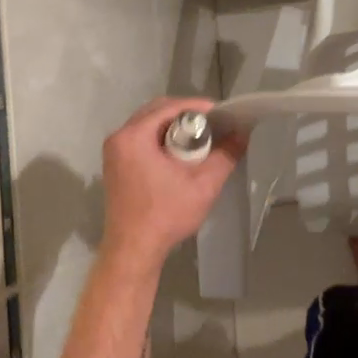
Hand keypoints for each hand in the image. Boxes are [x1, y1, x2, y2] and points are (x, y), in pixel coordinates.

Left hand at [99, 97, 246, 267]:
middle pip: (156, 112)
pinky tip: (180, 153)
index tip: (222, 114)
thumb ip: (225, 156)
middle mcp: (119, 138)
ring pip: (148, 126)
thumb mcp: (203, 185)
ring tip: (201, 137)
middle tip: (213, 124)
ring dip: (173, 127)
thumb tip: (242, 135)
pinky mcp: (116, 166)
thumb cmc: (166, 215)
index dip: (198, 107)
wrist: (134, 249)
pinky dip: (161, 139)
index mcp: (134, 137)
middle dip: (186, 115)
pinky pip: (141, 140)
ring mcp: (114, 153)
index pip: (169, 107)